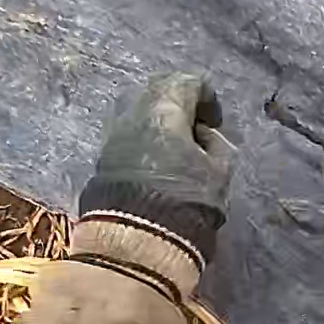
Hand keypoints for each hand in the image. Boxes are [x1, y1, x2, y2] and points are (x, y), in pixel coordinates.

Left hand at [79, 72, 235, 262]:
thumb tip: (203, 135)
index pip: (188, 82)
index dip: (208, 96)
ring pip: (139, 108)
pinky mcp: (104, 155)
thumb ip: (216, 145)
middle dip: (181, 102)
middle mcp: (134, 112)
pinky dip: (146, 135)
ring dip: (161, 119)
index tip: (216, 121)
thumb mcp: (219, 173)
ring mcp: (114, 133)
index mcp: (165, 111)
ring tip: (177, 144)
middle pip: (158, 89)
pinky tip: (159, 158)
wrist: (137, 240)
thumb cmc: (186, 203)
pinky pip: (129, 131)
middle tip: (197, 126)